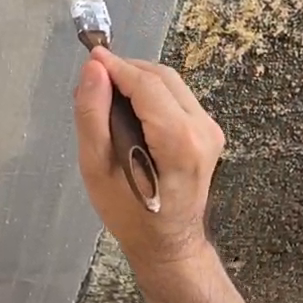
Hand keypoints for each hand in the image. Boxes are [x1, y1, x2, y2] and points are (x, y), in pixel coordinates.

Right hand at [72, 47, 224, 273]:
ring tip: (107, 93)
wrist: (169, 245)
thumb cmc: (129, 214)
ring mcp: (211, 129)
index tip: (90, 57)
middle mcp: (203, 129)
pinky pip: (177, 96)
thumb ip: (93, 115)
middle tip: (93, 81)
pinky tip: (128, 107)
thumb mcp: (97, 168)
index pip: (146, 84)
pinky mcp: (209, 131)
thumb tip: (94, 70)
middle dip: (126, 70)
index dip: (116, 66)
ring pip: (171, 83)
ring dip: (138, 80)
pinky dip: (150, 92)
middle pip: (161, 77)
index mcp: (179, 141)